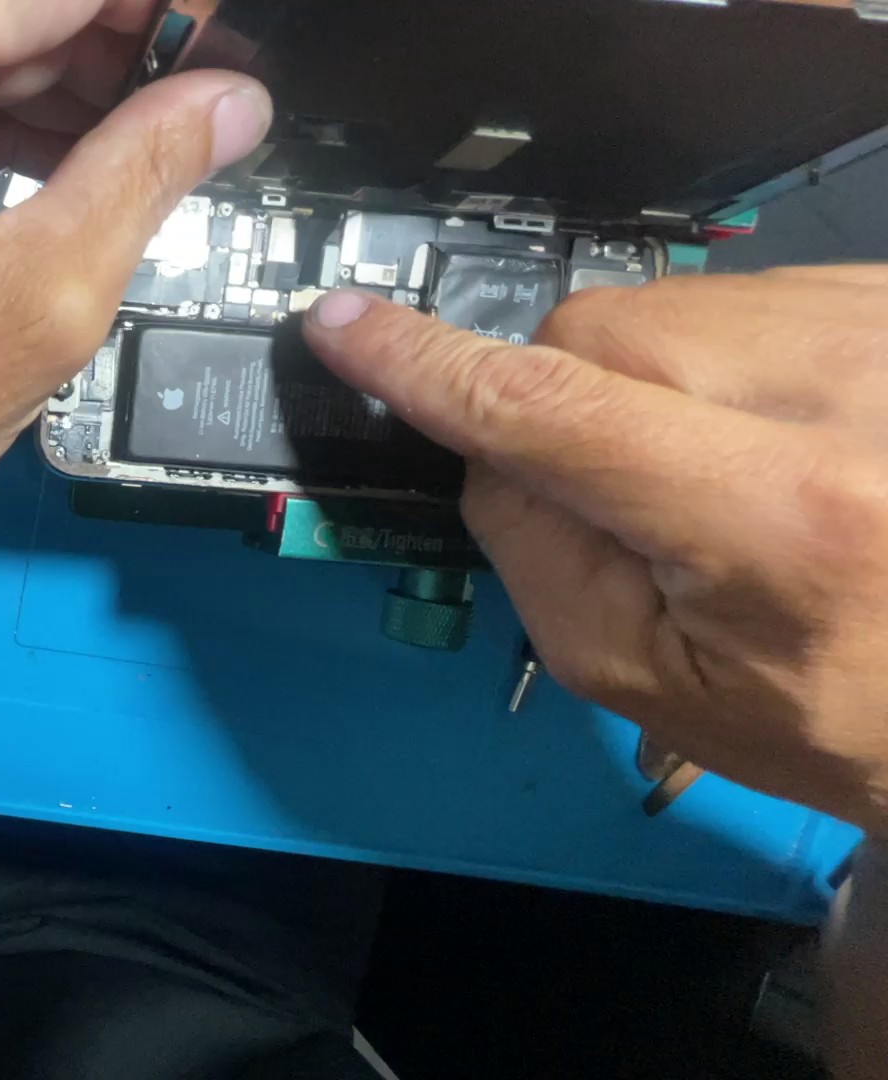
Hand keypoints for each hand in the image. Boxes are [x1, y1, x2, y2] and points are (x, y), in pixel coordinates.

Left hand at [0, 0, 271, 637]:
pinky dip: (4, 117)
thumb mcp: (41, 304)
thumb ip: (144, 175)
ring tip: (155, 132)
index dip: (164, 4)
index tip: (232, 41)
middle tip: (207, 93)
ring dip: (67, 73)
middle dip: (118, 35)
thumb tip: (230, 99)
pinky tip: (69, 158)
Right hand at [302, 269, 887, 833]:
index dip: (420, 365)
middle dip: (549, 394)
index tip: (336, 323)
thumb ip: (528, 552)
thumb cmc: (830, 707)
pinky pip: (728, 299)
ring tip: (707, 464)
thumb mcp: (633, 667)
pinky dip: (700, 361)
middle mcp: (852, 391)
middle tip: (608, 483)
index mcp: (773, 514)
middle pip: (589, 334)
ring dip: (626, 381)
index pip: (538, 408)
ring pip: (651, 309)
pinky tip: (765, 427)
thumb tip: (487, 449)